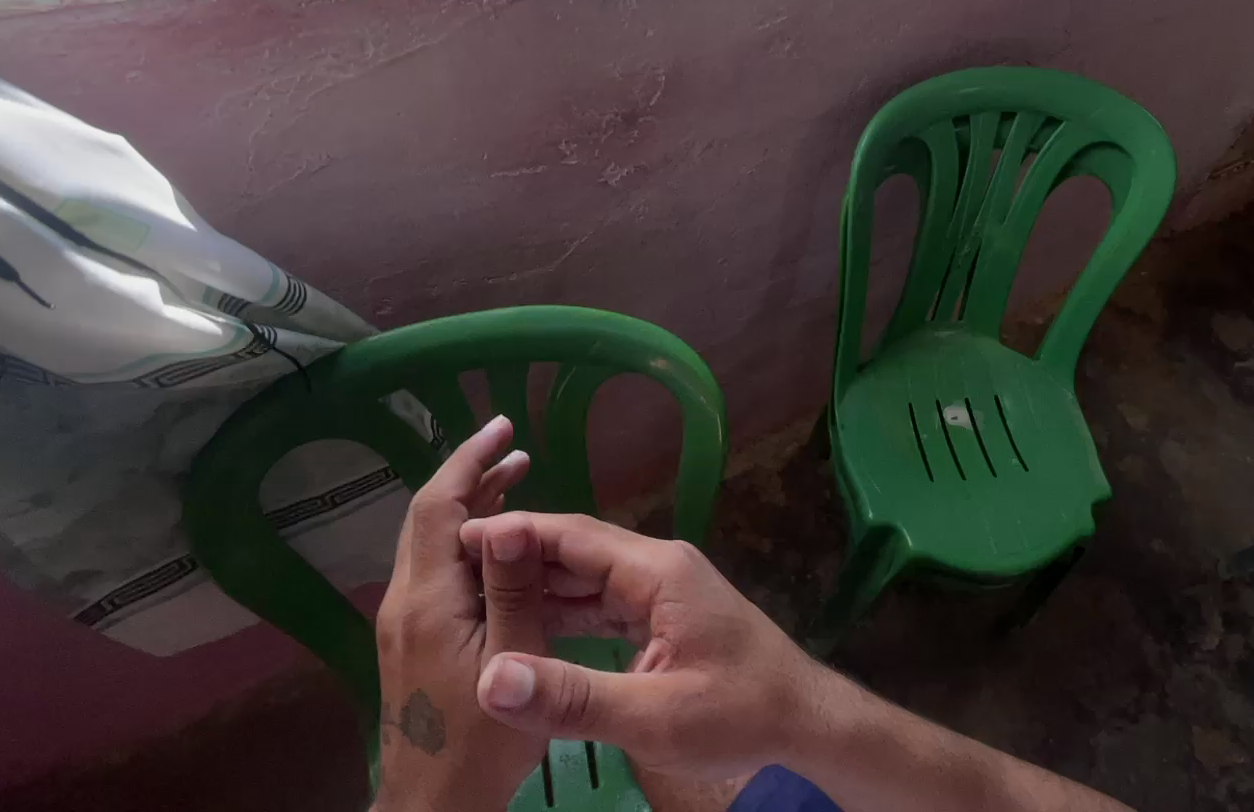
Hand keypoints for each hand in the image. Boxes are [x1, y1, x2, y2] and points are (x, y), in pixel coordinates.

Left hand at [371, 416, 550, 811]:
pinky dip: (470, 536)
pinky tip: (503, 539)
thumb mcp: (514, 660)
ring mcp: (405, 619)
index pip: (440, 506)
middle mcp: (406, 600)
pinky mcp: (413, 635)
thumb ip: (513, 588)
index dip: (470, 460)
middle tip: (518, 447)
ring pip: (433, 540)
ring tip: (517, 476)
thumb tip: (513, 517)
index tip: (503, 427)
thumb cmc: (482, 741)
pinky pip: (439, 567)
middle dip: (471, 473)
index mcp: (429, 599)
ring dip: (472, 503)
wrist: (433, 810)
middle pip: (430, 516)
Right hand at [457, 513, 830, 780]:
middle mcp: (658, 567)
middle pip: (579, 550)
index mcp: (658, 571)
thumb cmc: (738, 713)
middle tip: (452, 567)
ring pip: (590, 577)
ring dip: (540, 584)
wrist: (801, 718)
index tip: (457, 538)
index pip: (576, 538)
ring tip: (476, 596)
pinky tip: (529, 626)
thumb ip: (572, 698)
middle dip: (519, 556)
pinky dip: (567, 612)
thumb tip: (490, 678)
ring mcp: (663, 589)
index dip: (516, 535)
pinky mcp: (665, 614)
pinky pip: (605, 603)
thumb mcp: (654, 716)